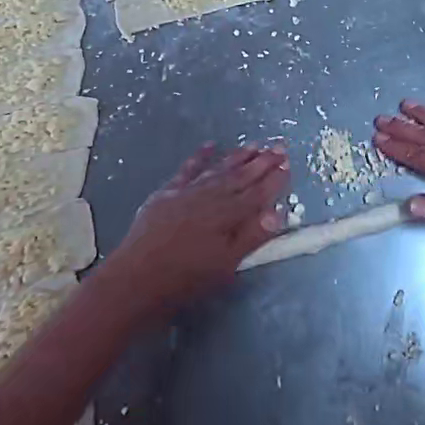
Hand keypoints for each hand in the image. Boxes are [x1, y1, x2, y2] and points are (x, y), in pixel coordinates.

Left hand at [100, 143, 288, 313]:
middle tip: (280, 146)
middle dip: (261, 162)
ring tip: (255, 145)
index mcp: (226, 216)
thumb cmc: (185, 280)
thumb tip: (277, 212)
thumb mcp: (224, 266)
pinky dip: (199, 157)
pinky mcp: (167, 193)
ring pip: (218, 170)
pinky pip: (187, 170)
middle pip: (240, 177)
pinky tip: (210, 146)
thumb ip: (251, 237)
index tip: (288, 165)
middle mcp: (209, 197)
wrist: (135, 278)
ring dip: (238, 157)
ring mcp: (187, 192)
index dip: (274, 180)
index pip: (257, 194)